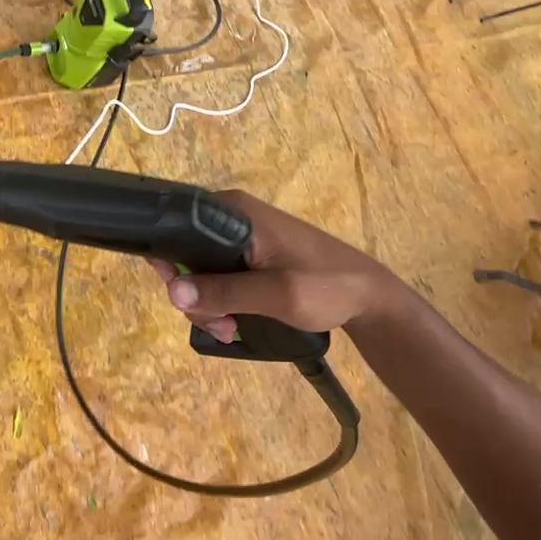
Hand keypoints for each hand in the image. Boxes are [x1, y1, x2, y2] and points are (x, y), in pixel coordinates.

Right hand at [151, 189, 404, 342]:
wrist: (370, 297)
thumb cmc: (327, 287)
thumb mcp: (277, 294)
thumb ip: (224, 292)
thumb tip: (172, 291)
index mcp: (233, 210)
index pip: (177, 226)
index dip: (170, 263)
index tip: (183, 297)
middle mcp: (230, 214)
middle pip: (186, 252)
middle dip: (194, 293)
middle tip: (219, 325)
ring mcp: (239, 232)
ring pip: (200, 267)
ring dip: (208, 302)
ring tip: (229, 330)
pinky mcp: (249, 250)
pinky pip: (217, 272)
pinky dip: (220, 298)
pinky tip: (233, 321)